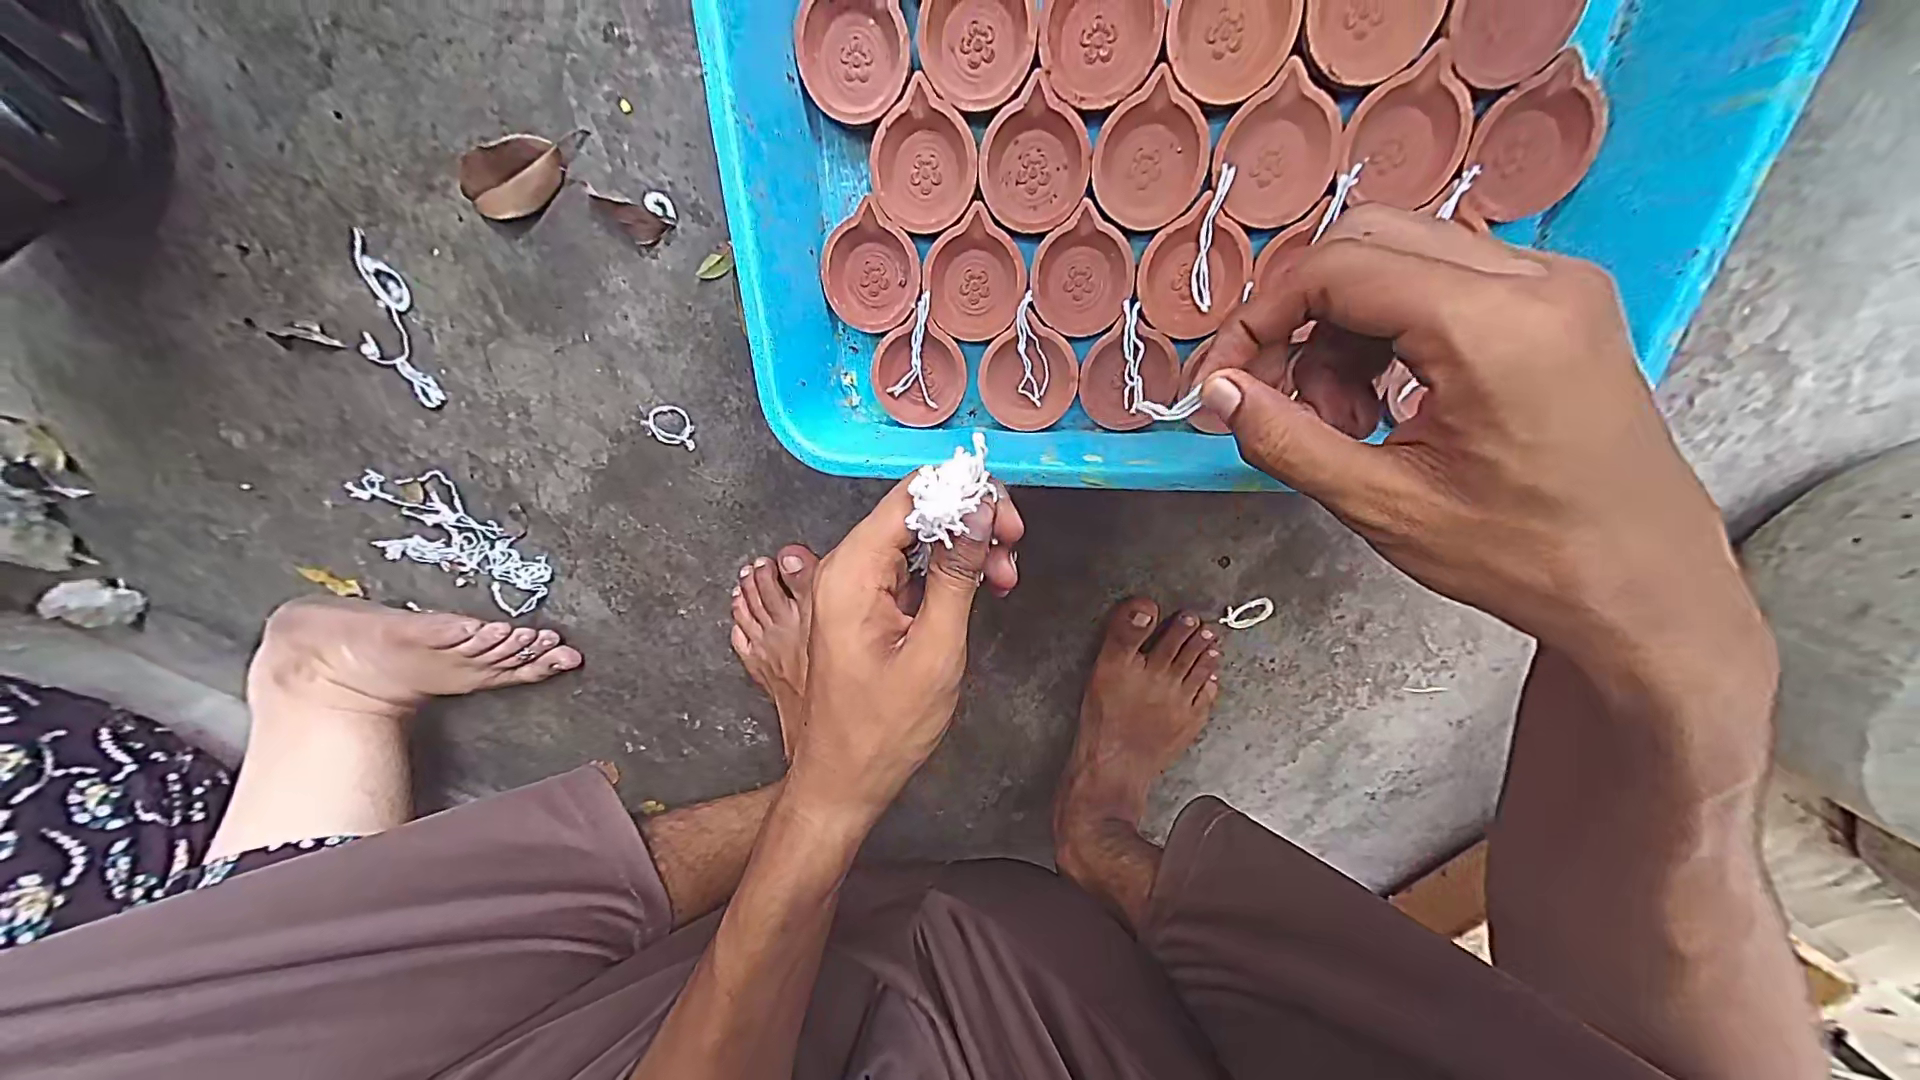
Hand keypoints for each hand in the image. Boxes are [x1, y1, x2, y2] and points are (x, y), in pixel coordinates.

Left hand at [787, 477, 1023, 823]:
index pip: (909, 495)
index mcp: (851, 574)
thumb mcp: (934, 650)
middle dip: (969, 522)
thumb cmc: (880, 730)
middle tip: (1010, 548)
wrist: (840, 779)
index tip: (1004, 518)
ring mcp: (848, 585)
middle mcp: (842, 569)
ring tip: (999, 577)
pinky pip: (905, 566)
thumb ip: (956, 575)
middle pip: (914, 511)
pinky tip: (974, 586)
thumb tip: (977, 514)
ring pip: (914, 537)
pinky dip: (943, 570)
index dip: (963, 495)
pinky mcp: (860, 602)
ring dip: (962, 548)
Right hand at [1192, 205, 1761, 684]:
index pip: (1338, 269)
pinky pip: (1432, 285)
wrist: (1641, 583)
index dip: (1259, 319)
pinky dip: (1379, 334)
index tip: (1222, 380)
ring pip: (1394, 260)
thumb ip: (1283, 439)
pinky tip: (1380, 403)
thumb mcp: (1378, 504)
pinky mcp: (1549, 305)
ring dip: (1338, 332)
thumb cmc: (1515, 554)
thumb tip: (1215, 391)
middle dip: (1298, 317)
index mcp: (1494, 324)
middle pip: (1364, 242)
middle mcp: (1532, 277)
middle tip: (1277, 396)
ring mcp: (1549, 284)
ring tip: (1340, 419)